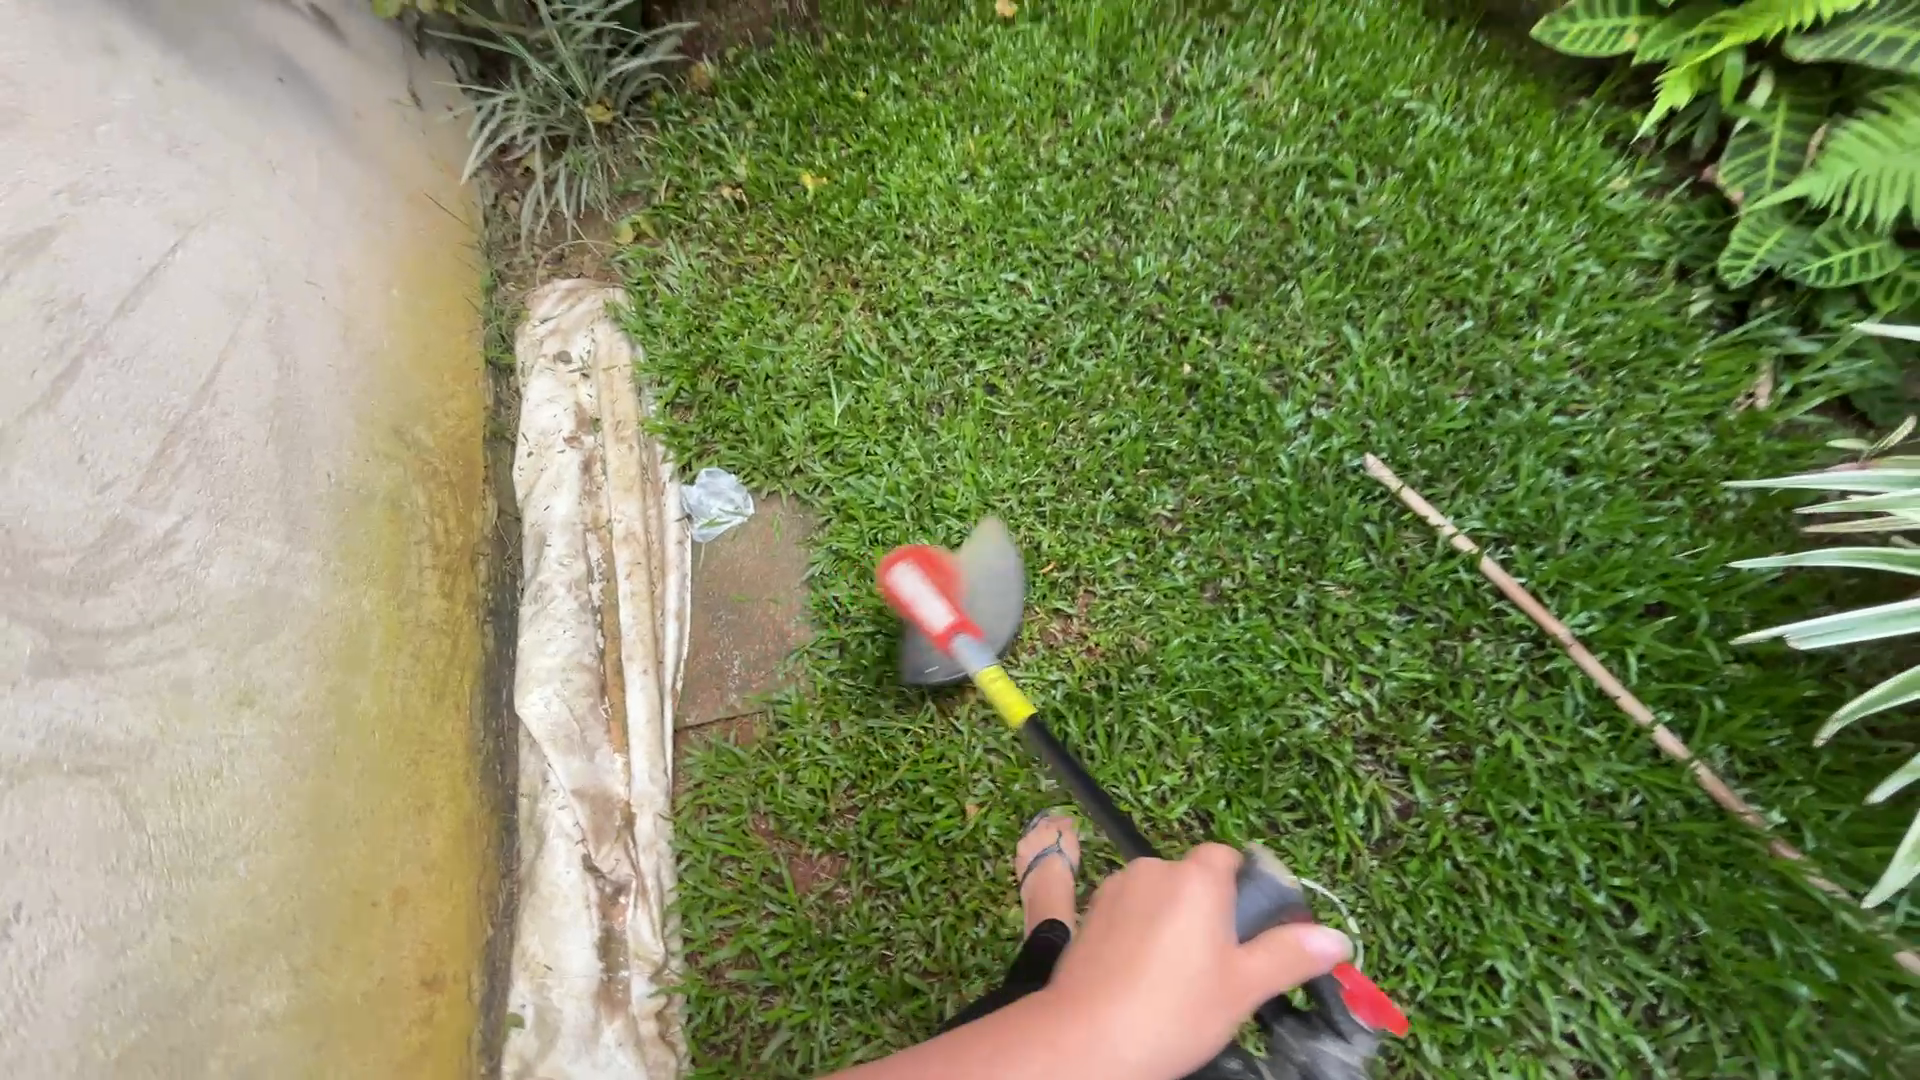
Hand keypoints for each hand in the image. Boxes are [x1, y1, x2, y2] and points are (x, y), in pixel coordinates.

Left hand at [1043, 844, 1351, 1079]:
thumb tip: (1336, 937)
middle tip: (1222, 966)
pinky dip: (1142, 930)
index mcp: (1196, 877)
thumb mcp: (1244, 987)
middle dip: (1210, 910)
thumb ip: (1289, 954)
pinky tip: (1144, 973)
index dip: (1245, 886)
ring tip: (1181, 976)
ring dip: (1174, 920)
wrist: (1089, 1035)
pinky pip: (1130, 909)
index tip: (1254, 928)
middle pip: (1193, 877)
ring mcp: (1117, 885)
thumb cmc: (1176, 1009)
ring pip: (1160, 894)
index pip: (1227, 857)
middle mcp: (1154, 868)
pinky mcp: (1092, 909)